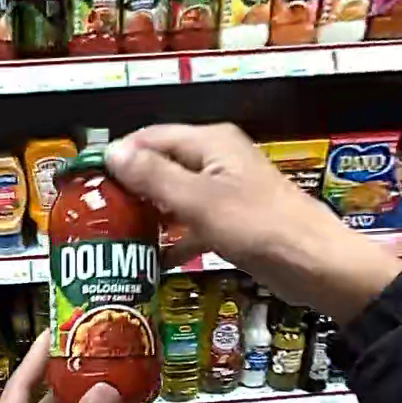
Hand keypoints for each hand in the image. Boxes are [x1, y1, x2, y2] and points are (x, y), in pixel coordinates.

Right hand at [107, 123, 401, 318]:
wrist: (314, 265)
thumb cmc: (256, 226)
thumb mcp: (198, 200)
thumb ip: (153, 175)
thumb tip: (111, 151)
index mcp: (209, 143)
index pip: (151, 137)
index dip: (118, 155)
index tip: (87, 181)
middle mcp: (215, 160)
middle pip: (160, 165)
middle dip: (129, 187)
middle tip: (95, 213)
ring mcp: (224, 192)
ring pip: (173, 196)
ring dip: (147, 214)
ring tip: (114, 235)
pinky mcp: (230, 221)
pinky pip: (189, 223)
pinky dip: (171, 237)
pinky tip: (150, 258)